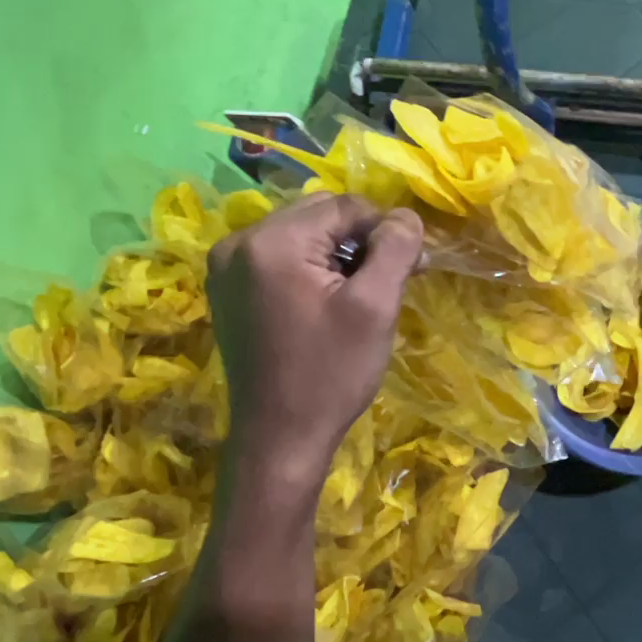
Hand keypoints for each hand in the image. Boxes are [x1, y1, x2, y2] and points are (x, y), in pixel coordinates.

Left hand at [206, 193, 423, 461]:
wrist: (280, 436)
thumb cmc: (331, 373)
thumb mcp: (375, 307)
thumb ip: (395, 250)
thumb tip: (406, 216)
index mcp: (272, 242)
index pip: (345, 206)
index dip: (386, 229)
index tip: (414, 266)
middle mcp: (239, 241)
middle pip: (319, 214)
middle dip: (361, 239)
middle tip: (391, 280)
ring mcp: (226, 266)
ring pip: (301, 234)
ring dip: (338, 253)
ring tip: (362, 293)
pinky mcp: (228, 289)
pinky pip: (281, 256)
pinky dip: (312, 268)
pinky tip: (330, 300)